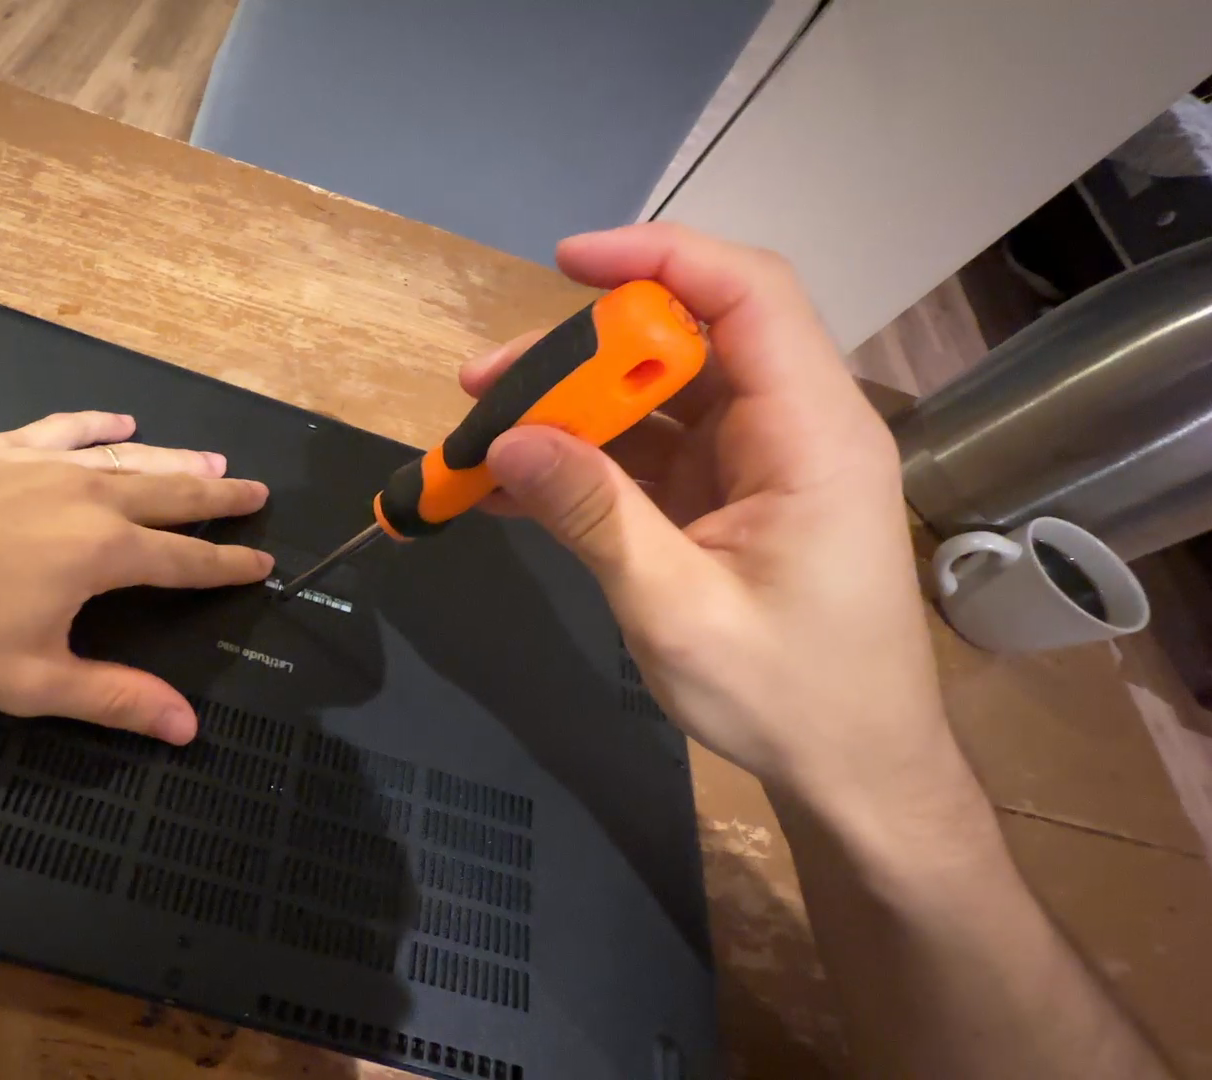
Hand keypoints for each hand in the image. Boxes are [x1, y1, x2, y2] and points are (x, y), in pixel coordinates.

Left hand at [0, 412, 271, 743]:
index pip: (187, 558)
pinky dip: (101, 425)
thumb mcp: (36, 680)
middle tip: (256, 493)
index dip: (229, 564)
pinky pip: (67, 427)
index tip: (262, 561)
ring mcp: (44, 463)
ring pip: (131, 456)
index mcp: (106, 551)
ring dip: (177, 458)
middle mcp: (88, 496)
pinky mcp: (2, 446)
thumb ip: (118, 699)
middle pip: (172, 492)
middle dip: (220, 497)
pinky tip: (122, 421)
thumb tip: (188, 728)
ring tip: (213, 461)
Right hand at [466, 224, 957, 813]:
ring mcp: (745, 467)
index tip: (565, 262)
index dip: (658, 260)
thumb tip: (505, 442)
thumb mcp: (674, 607)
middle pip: (676, 347)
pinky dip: (574, 467)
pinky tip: (505, 488)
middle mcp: (783, 431)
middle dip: (574, 358)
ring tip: (477, 440)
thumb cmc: (786, 694)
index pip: (745, 298)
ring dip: (561, 416)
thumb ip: (593, 515)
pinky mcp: (713, 501)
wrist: (846, 769)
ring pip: (646, 403)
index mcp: (808, 437)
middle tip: (482, 385)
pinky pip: (637, 460)